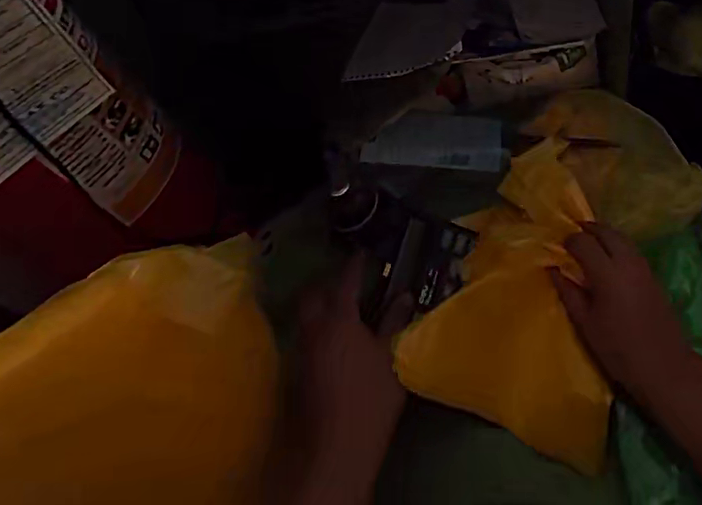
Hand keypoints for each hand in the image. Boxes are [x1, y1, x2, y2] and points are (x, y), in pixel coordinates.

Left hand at [296, 255, 411, 503]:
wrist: (335, 450)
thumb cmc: (369, 397)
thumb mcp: (391, 355)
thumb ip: (394, 321)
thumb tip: (404, 295)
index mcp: (338, 321)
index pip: (345, 281)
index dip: (355, 264)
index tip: (365, 251)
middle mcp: (313, 332)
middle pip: (312, 296)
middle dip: (327, 282)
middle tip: (348, 277)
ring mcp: (301, 355)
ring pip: (305, 318)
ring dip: (320, 307)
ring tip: (343, 305)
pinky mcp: (296, 376)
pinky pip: (304, 338)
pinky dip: (317, 329)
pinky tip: (335, 339)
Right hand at [549, 222, 697, 404]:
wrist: (664, 364)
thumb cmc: (619, 349)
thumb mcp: (587, 324)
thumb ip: (569, 293)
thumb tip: (553, 269)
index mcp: (608, 272)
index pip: (584, 242)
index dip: (569, 240)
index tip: (558, 246)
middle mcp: (627, 260)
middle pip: (606, 231)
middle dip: (587, 230)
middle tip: (572, 238)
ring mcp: (643, 264)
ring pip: (620, 236)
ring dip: (603, 234)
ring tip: (588, 245)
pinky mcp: (652, 271)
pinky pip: (630, 247)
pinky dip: (616, 244)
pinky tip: (608, 259)